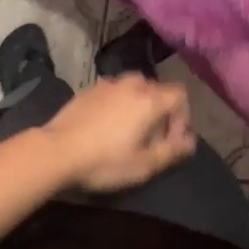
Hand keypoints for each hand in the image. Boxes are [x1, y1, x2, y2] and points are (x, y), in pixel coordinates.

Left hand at [40, 73, 195, 192]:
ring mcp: (109, 83)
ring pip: (135, 89)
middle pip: (158, 90)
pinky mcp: (89, 88)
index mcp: (150, 99)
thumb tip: (191, 141)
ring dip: (139, 106)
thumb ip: (172, 151)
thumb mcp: (143, 165)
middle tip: (151, 139)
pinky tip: (105, 127)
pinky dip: (118, 105)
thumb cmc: (105, 160)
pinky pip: (114, 92)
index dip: (182, 117)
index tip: (170, 140)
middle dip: (161, 113)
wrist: (57, 150)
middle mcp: (133, 83)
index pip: (180, 95)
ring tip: (128, 132)